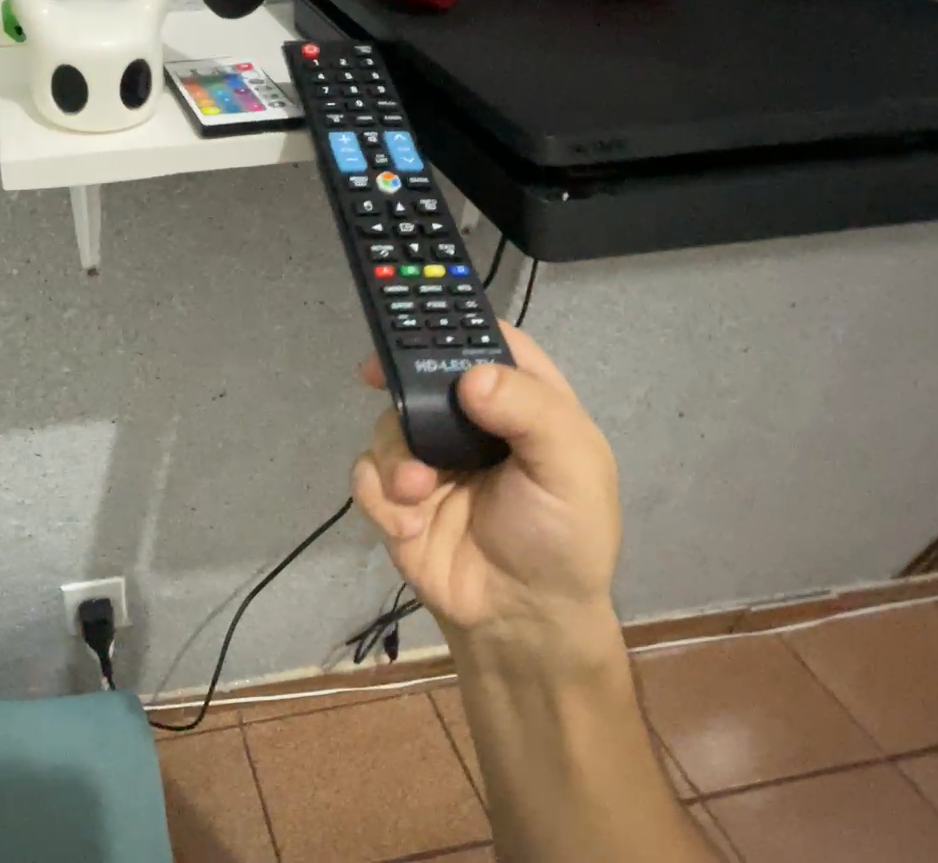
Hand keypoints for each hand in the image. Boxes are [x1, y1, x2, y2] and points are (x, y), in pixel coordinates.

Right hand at [353, 323, 620, 647]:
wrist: (518, 618)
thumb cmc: (562, 537)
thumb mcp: (570, 469)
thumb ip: (530, 413)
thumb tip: (469, 378)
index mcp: (522, 405)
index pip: (489, 345)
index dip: (455, 326)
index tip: (421, 319)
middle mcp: (470, 424)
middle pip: (422, 377)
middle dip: (399, 382)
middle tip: (374, 376)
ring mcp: (430, 459)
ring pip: (387, 425)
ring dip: (395, 457)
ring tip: (416, 493)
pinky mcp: (397, 496)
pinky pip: (366, 474)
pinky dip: (379, 496)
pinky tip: (407, 524)